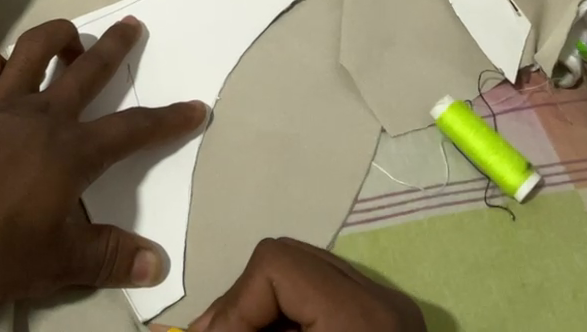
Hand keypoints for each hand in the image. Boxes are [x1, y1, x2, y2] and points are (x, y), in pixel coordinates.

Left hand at [0, 15, 207, 301]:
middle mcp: (42, 114)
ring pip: (34, 50)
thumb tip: (157, 263)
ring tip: (69, 35)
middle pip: (88, 71)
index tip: (196, 106)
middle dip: (115, 48)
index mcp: (72, 151)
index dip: (168, 121)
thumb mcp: (52, 262)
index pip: (133, 132)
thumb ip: (105, 259)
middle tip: (133, 25)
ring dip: (56, 36)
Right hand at [190, 237, 425, 331]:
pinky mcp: (387, 327)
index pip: (278, 264)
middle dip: (242, 302)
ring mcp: (389, 313)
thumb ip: (246, 331)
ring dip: (263, 309)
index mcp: (362, 314)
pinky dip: (290, 320)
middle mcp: (381, 300)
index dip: (234, 303)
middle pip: (288, 260)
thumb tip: (197, 328)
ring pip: (305, 278)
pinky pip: (324, 302)